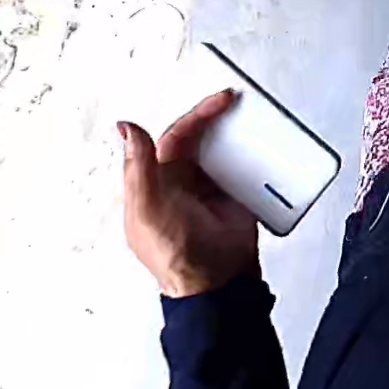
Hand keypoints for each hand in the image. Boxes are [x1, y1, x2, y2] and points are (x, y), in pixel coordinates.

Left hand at [120, 90, 259, 297]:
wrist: (218, 286)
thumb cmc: (175, 257)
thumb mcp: (148, 210)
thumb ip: (138, 169)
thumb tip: (126, 128)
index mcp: (157, 179)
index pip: (177, 135)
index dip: (196, 115)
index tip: (218, 102)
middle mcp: (183, 180)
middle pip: (201, 136)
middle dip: (216, 117)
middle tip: (234, 101)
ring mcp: (209, 188)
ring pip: (222, 148)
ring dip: (234, 133)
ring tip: (250, 116)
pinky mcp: (233, 196)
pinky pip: (243, 167)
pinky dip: (252, 154)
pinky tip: (261, 144)